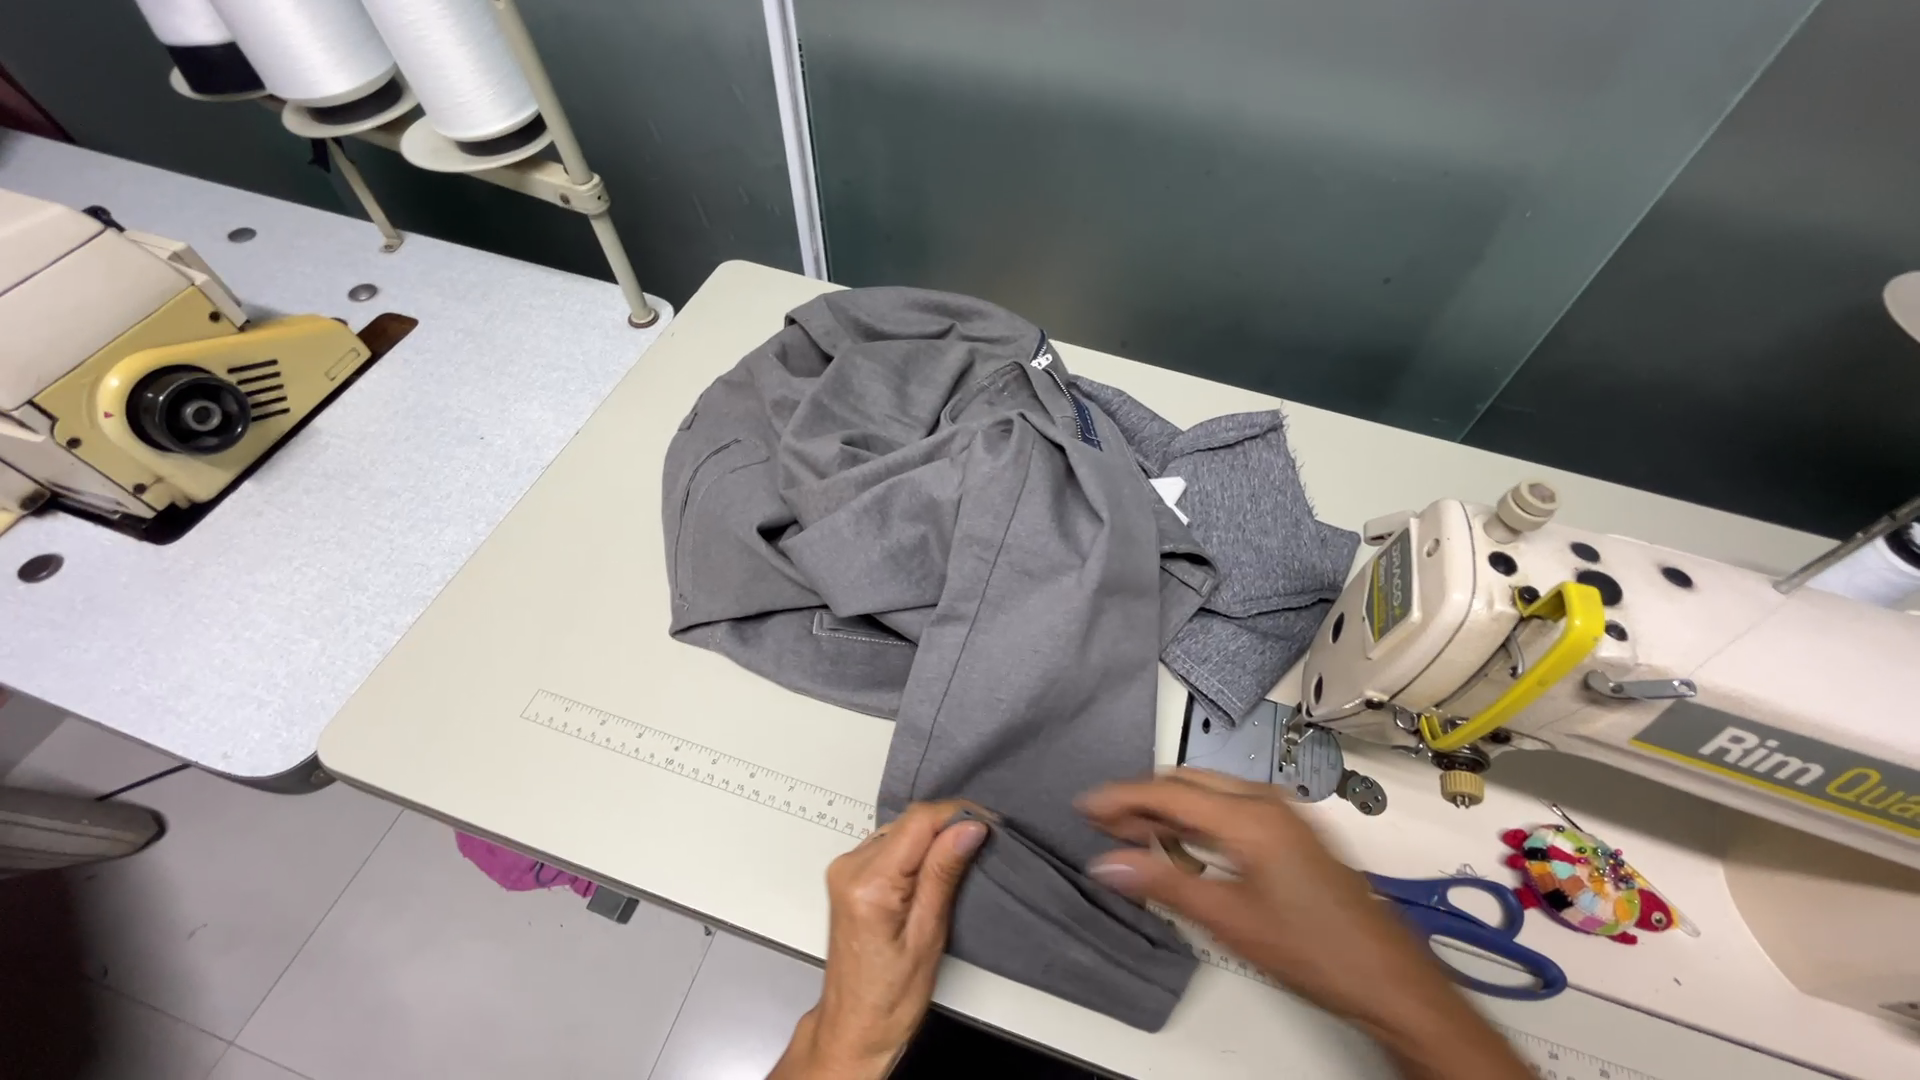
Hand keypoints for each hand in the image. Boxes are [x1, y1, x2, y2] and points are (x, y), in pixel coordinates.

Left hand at [771, 801, 988, 1079]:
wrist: (854, 1026)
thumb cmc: (889, 999)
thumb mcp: (929, 936)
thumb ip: (943, 873)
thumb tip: (968, 828)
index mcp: (868, 883)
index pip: (918, 821)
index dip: (956, 814)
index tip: (988, 823)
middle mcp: (849, 867)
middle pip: (908, 822)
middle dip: (948, 826)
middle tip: (983, 842)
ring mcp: (845, 868)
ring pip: (900, 829)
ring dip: (932, 838)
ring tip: (962, 857)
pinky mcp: (848, 874)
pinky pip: (889, 843)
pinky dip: (916, 849)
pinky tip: (934, 866)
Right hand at [1078, 770, 1528, 1079]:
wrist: (1389, 979)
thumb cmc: (1319, 952)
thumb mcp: (1228, 919)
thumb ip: (1163, 883)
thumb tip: (1109, 863)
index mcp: (1250, 816)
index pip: (1168, 791)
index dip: (1121, 798)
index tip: (1087, 806)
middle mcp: (1267, 802)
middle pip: (1187, 784)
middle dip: (1142, 801)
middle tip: (1106, 824)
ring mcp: (1283, 814)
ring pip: (1208, 794)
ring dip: (1169, 810)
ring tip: (1134, 834)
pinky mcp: (1292, 830)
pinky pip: (1230, 807)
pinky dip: (1197, 819)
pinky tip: (1181, 843)